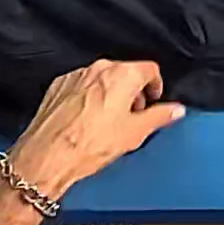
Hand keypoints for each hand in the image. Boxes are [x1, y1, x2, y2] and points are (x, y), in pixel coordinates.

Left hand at [6, 60, 184, 197]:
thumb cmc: (89, 144)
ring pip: (103, 78)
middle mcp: (100, 68)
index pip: (150, 70)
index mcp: (124, 75)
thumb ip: (160, 116)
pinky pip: (81, 85)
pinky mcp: (58, 85)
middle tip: (132, 115)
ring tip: (107, 121)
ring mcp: (77, 75)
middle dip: (132, 91)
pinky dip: (88, 96)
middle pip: (126, 72)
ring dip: (110, 93)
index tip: (153, 100)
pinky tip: (86, 119)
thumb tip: (175, 109)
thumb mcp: (135, 133)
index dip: (156, 86)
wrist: (47, 155)